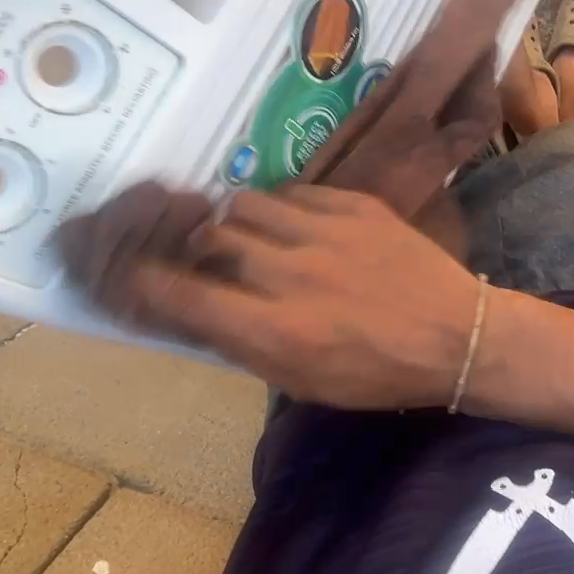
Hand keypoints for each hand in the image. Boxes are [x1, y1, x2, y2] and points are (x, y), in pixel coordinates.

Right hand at [60, 184, 485, 409]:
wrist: (456, 335)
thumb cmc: (377, 373)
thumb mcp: (302, 380)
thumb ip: (242, 342)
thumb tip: (191, 308)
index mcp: (273, 331)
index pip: (177, 296)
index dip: (136, 279)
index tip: (117, 268)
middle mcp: (289, 275)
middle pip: (206, 239)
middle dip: (191, 246)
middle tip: (196, 252)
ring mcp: (325, 232)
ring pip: (244, 206)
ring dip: (233, 221)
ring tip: (245, 235)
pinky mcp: (356, 206)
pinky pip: (293, 193)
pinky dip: (281, 208)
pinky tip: (292, 225)